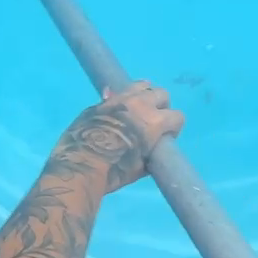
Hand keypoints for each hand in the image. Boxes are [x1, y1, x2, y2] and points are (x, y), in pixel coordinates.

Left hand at [55, 80, 185, 192]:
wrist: (80, 164)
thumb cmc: (113, 171)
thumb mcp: (139, 169)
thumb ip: (148, 155)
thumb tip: (148, 152)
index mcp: (155, 122)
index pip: (178, 116)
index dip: (174, 128)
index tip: (166, 137)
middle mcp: (140, 104)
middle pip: (161, 94)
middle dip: (161, 106)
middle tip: (152, 121)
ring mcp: (119, 99)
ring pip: (141, 85)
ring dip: (143, 95)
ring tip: (136, 110)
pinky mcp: (100, 101)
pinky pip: (116, 93)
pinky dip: (120, 101)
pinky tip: (114, 113)